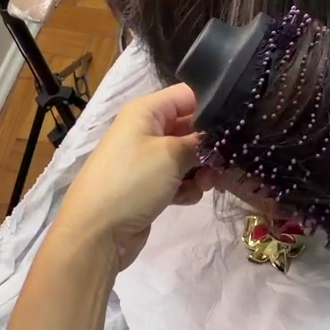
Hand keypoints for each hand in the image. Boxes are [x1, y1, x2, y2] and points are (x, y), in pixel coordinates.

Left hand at [50, 84, 215, 269]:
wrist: (95, 233)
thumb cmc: (132, 181)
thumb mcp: (171, 155)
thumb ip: (200, 142)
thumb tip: (218, 139)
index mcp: (146, 111)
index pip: (187, 95)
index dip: (212, 106)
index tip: (234, 125)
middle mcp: (145, 130)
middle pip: (189, 126)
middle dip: (208, 144)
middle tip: (225, 162)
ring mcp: (146, 159)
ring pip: (185, 155)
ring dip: (200, 169)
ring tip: (207, 184)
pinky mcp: (148, 186)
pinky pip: (176, 178)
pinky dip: (186, 186)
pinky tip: (189, 198)